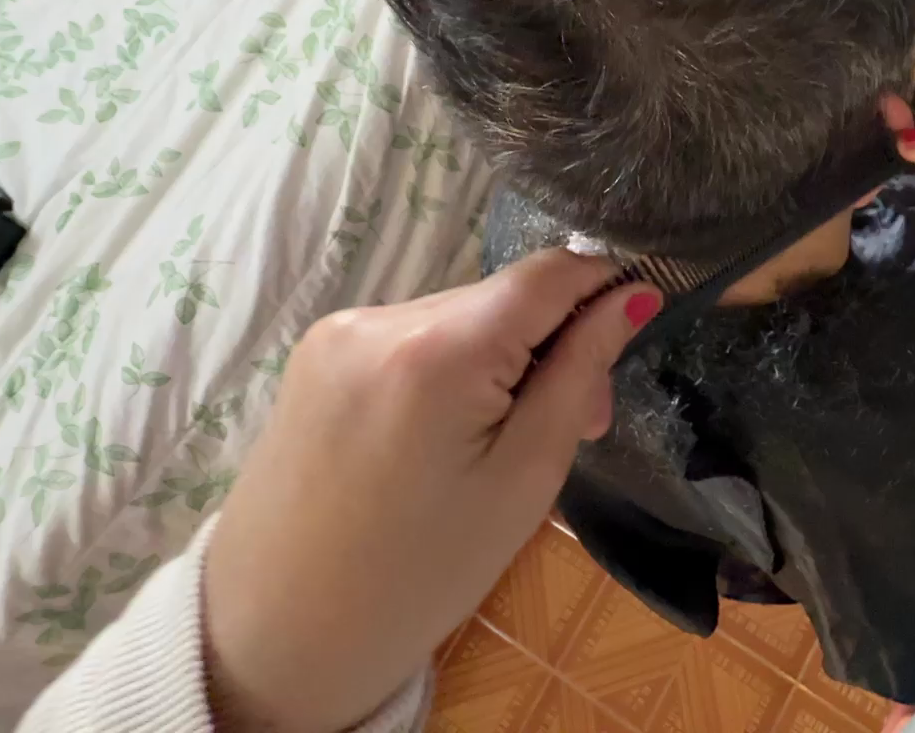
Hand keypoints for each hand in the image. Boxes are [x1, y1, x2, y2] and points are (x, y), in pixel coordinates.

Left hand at [202, 250, 660, 731]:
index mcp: (437, 349)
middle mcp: (382, 317)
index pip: (552, 271)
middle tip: (581, 421)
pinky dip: (465, 362)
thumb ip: (584, 368)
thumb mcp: (529, 471)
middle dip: (561, 340)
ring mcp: (341, 331)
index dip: (608, 282)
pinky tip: (461, 424)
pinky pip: (428, 332)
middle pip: (512, 296)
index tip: (642, 320)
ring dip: (514, 354)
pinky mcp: (321, 352)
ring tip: (516, 433)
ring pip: (472, 313)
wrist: (272, 642)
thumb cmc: (425, 569)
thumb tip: (637, 296)